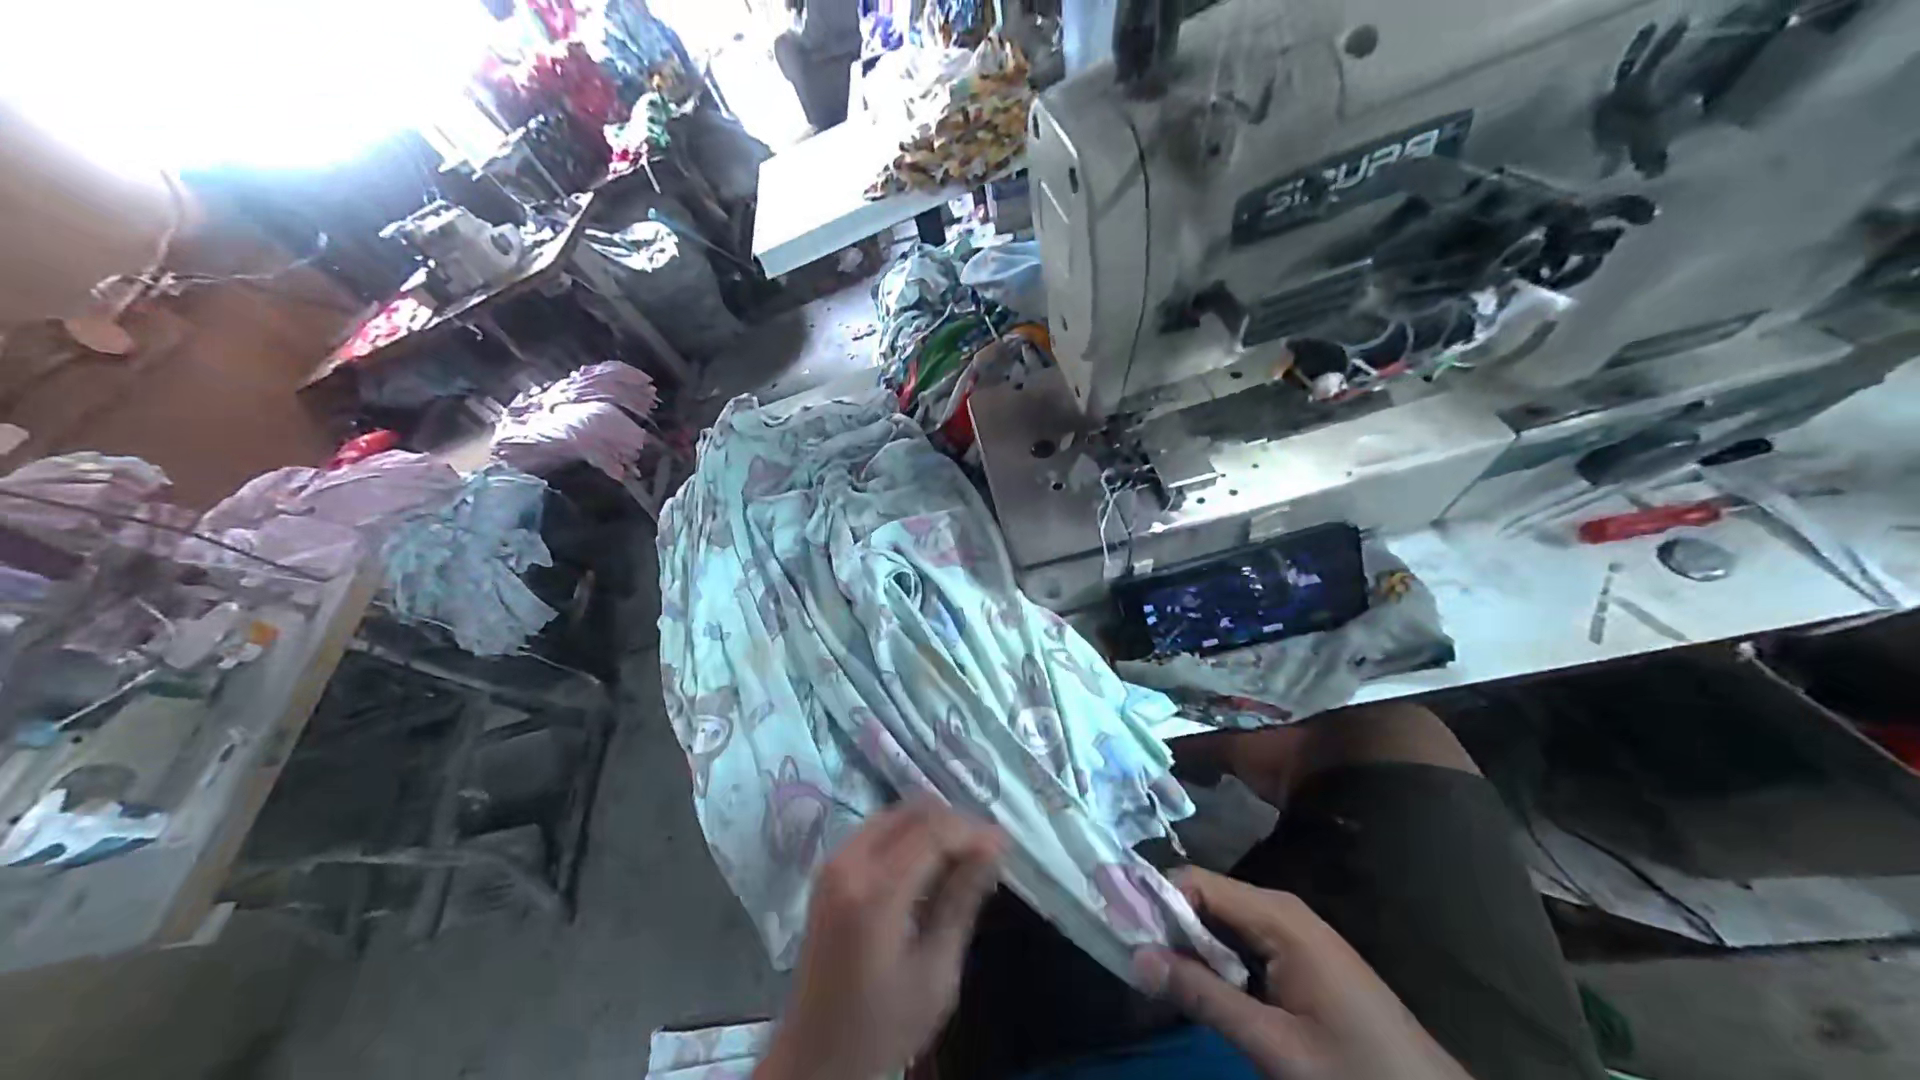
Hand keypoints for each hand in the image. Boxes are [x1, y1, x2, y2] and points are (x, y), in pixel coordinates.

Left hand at [755, 797, 1004, 1079]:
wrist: (815, 1057)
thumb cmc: (882, 1026)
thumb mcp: (935, 973)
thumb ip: (961, 903)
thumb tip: (992, 851)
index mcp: (875, 892)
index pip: (933, 832)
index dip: (973, 830)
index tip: (1006, 843)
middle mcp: (849, 863)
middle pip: (912, 813)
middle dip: (955, 822)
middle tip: (988, 849)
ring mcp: (833, 863)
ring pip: (894, 815)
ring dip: (932, 825)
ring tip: (965, 855)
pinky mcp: (828, 872)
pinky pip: (876, 830)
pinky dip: (908, 835)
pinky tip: (930, 863)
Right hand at [1134, 867, 1472, 1079]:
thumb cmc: (1357, 1074)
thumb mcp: (1275, 1046)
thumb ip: (1205, 997)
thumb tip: (1136, 955)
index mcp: (1278, 916)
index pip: (1195, 883)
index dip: (1153, 900)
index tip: (1118, 928)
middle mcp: (1281, 909)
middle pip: (1204, 897)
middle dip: (1166, 923)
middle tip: (1131, 957)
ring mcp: (1292, 930)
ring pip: (1219, 919)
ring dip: (1187, 943)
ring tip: (1154, 972)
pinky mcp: (1297, 954)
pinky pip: (1240, 939)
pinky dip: (1212, 957)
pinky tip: (1198, 984)